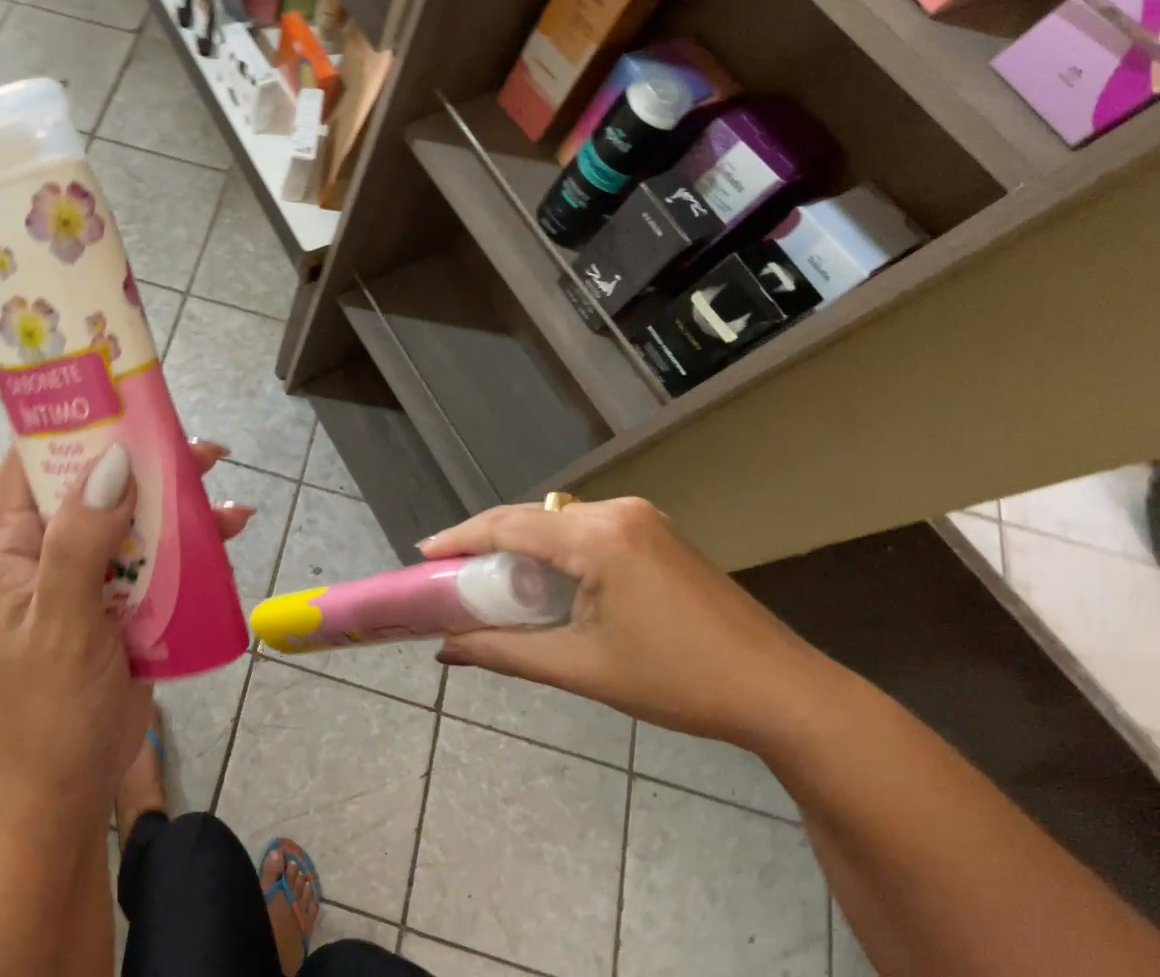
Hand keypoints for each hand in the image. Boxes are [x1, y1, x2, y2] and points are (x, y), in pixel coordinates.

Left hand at [0, 439, 252, 823]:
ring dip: (177, 499)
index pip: (35, 458)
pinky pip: (161, 557)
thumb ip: (81, 542)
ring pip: (136, 515)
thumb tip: (113, 459)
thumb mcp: (61, 623)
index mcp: (14, 543)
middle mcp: (51, 547)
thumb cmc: (49, 708)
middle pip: (99, 480)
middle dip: (145, 458)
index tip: (121, 388)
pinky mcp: (127, 601)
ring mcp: (92, 574)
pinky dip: (193, 542)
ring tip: (222, 484)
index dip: (75, 419)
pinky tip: (230, 529)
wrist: (69, 786)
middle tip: (195, 445)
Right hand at [424, 498, 846, 753]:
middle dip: (483, 546)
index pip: (506, 527)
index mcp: (598, 538)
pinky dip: (551, 553)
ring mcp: (642, 519)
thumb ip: (503, 652)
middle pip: (527, 519)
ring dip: (517, 550)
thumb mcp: (580, 669)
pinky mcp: (656, 534)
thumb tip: (444, 649)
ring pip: (554, 524)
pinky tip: (538, 582)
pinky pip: (583, 532)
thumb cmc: (678, 682)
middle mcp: (617, 512)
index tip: (420, 557)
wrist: (783, 692)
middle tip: (445, 577)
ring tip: (484, 584)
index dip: (458, 540)